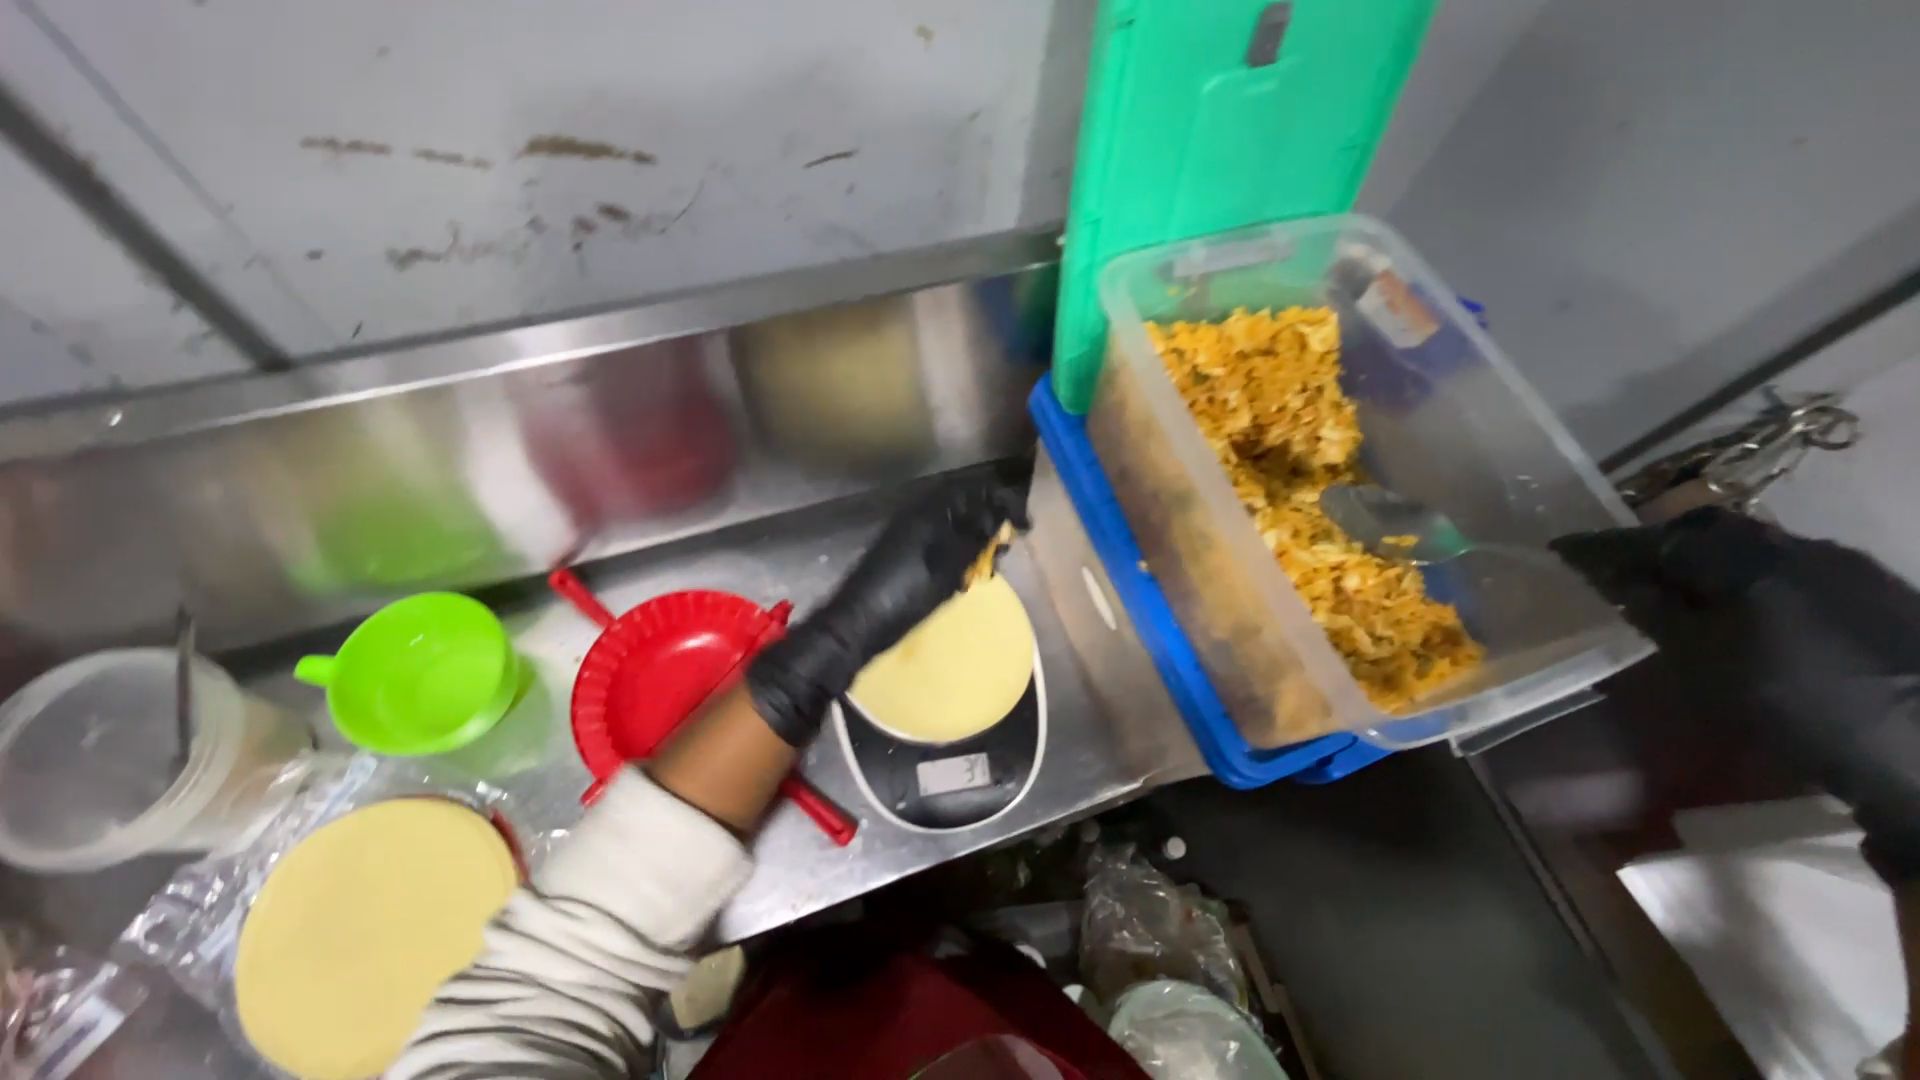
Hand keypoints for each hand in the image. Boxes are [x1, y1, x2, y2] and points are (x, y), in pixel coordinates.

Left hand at [746, 476, 1028, 746]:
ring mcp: (908, 538)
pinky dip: (958, 557)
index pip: (973, 491)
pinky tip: (964, 579)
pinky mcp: (903, 558)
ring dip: (975, 543)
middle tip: (1006, 548)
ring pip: (953, 529)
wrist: (855, 626)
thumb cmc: (901, 595)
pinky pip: (940, 546)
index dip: (1002, 503)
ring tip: (988, 567)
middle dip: (990, 524)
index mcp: (927, 513)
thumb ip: (974, 539)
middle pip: (964, 508)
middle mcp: (918, 518)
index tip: (1024, 526)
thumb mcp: (945, 567)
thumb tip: (999, 516)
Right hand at [1553, 508, 1919, 883]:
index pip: (1653, 539)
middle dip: (1660, 542)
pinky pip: (1792, 563)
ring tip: (1682, 588)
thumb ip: (1655, 612)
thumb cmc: (1796, 707)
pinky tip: (1747, 606)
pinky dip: (1751, 574)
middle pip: (1708, 528)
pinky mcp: (1877, 589)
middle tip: (1624, 568)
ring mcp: (1843, 564)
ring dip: (1709, 558)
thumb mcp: (1703, 665)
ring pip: (1754, 543)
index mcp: (1744, 561)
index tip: (1562, 550)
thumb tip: (1616, 578)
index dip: (1603, 546)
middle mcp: (1794, 546)